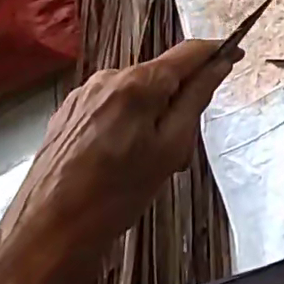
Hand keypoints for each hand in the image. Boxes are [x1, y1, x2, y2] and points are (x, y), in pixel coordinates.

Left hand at [0, 39, 238, 283]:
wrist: (47, 232)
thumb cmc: (116, 195)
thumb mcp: (170, 149)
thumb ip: (196, 100)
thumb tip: (219, 65)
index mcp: (138, 83)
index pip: (189, 52)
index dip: (217, 52)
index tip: (236, 59)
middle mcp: (109, 77)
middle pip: (163, 76)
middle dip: (182, 101)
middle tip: (182, 149)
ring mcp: (85, 93)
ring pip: (139, 93)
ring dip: (155, 116)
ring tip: (149, 164)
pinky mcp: (69, 112)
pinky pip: (115, 106)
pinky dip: (131, 123)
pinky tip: (122, 162)